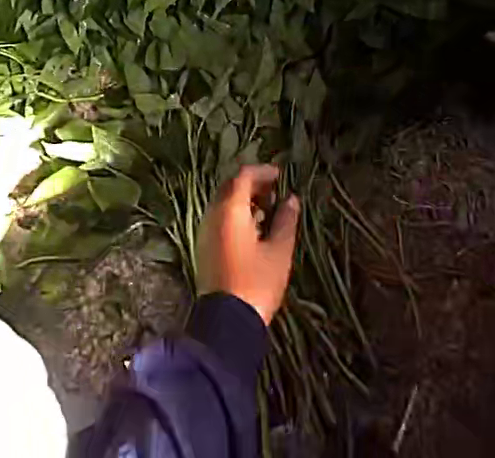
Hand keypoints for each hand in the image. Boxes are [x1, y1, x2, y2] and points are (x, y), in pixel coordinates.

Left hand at [197, 165, 299, 325]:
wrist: (227, 323)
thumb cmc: (256, 283)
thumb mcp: (279, 251)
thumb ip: (286, 220)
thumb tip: (291, 199)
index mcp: (230, 210)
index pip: (243, 176)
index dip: (262, 171)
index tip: (280, 175)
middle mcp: (212, 214)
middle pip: (230, 187)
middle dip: (253, 184)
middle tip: (274, 191)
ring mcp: (205, 231)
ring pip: (223, 203)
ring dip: (244, 200)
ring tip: (267, 210)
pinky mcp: (204, 246)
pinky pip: (219, 218)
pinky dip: (236, 215)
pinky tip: (253, 229)